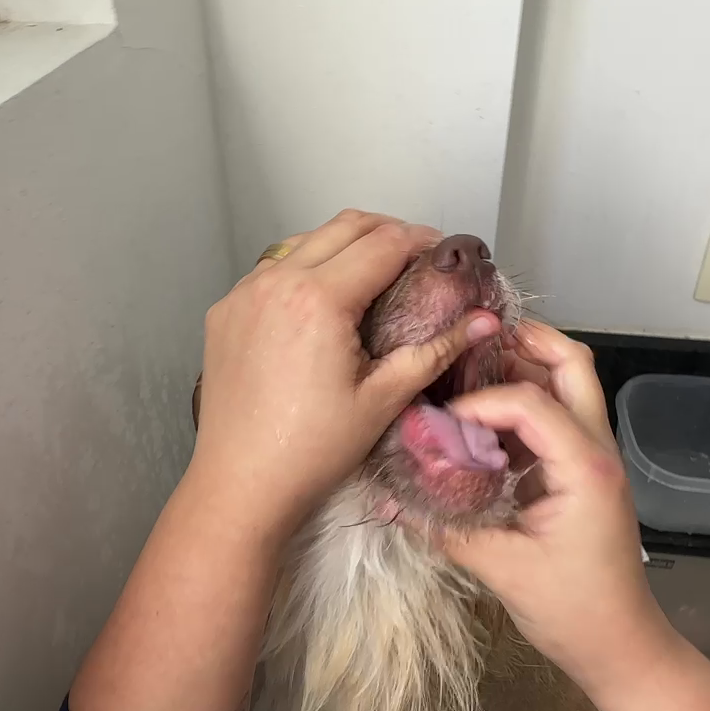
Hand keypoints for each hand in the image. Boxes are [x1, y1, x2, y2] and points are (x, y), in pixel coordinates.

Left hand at [189, 210, 499, 529]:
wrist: (240, 484)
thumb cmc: (315, 449)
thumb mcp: (383, 399)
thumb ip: (436, 350)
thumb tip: (485, 321)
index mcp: (319, 298)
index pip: (383, 243)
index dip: (420, 241)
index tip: (443, 253)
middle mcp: (276, 281)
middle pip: (344, 226)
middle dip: (387, 230)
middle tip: (415, 256)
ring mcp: (243, 293)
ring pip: (304, 242)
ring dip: (343, 244)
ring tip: (372, 273)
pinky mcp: (224, 310)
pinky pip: (271, 269)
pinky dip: (304, 267)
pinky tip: (321, 299)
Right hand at [434, 323, 673, 691]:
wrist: (622, 648)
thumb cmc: (571, 612)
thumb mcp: (500, 568)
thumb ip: (442, 527)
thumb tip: (385, 502)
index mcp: (583, 466)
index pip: (528, 402)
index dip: (478, 402)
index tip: (439, 424)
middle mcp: (597, 448)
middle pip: (572, 365)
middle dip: (526, 343)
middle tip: (476, 341)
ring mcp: (595, 458)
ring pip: (569, 385)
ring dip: (524, 370)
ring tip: (472, 372)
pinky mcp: (584, 472)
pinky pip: (558, 418)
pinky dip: (523, 407)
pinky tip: (483, 422)